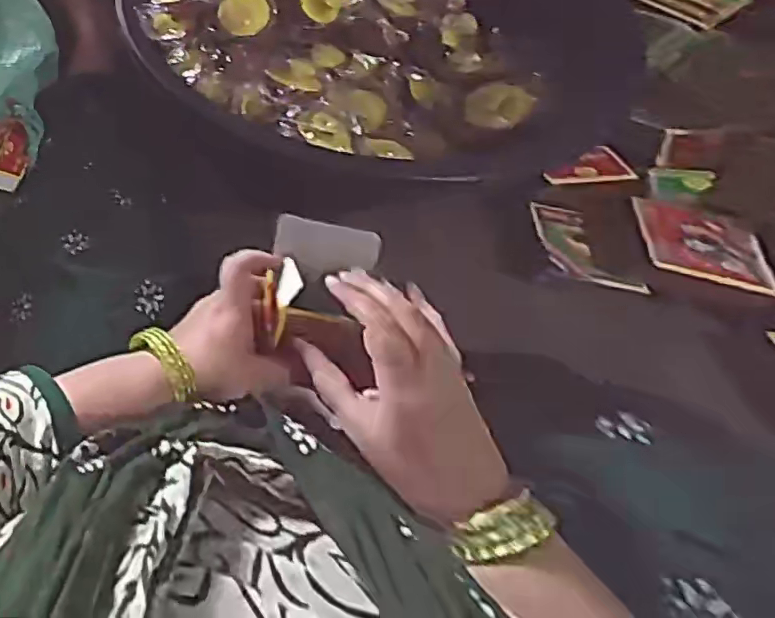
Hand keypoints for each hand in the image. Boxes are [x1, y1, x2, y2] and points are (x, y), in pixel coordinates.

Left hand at [168, 250, 294, 400]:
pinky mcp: (196, 323)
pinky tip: (248, 349)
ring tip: (271, 340)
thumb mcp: (255, 375)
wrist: (165, 373)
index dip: (260, 258)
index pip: (240, 264)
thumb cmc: (209, 367)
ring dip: (255, 315)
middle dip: (269, 298)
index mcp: (231, 303)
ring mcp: (204, 310)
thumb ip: (282, 370)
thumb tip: (299, 368)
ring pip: (235, 302)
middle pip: (244, 285)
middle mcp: (216, 300)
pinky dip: (240, 325)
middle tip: (287, 318)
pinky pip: (224, 315)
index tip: (278, 263)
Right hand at [298, 270, 511, 524]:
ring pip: (420, 314)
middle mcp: (428, 362)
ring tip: (365, 279)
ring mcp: (447, 364)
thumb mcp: (358, 426)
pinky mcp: (457, 370)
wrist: (472, 498)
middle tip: (342, 275)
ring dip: (391, 292)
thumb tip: (302, 346)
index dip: (353, 298)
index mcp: (402, 376)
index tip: (330, 283)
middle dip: (369, 288)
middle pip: (400, 311)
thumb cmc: (408, 464)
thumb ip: (328, 381)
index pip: (377, 322)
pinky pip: (439, 327)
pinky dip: (422, 305)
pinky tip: (411, 293)